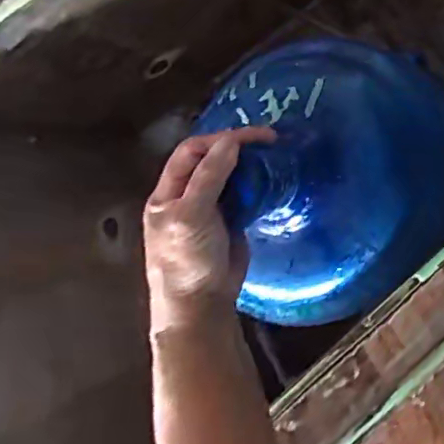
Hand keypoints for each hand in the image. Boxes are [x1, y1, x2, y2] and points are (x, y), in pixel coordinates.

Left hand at [144, 127, 274, 333]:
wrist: (201, 307)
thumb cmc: (187, 261)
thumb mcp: (192, 215)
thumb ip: (209, 176)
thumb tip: (230, 141)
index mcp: (168, 193)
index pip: (192, 151)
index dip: (221, 138)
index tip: (253, 136)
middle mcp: (187, 196)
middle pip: (211, 158)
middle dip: (238, 145)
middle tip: (270, 140)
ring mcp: (210, 209)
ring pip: (230, 174)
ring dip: (250, 162)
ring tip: (274, 154)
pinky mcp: (231, 220)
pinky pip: (244, 193)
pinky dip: (258, 182)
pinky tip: (272, 178)